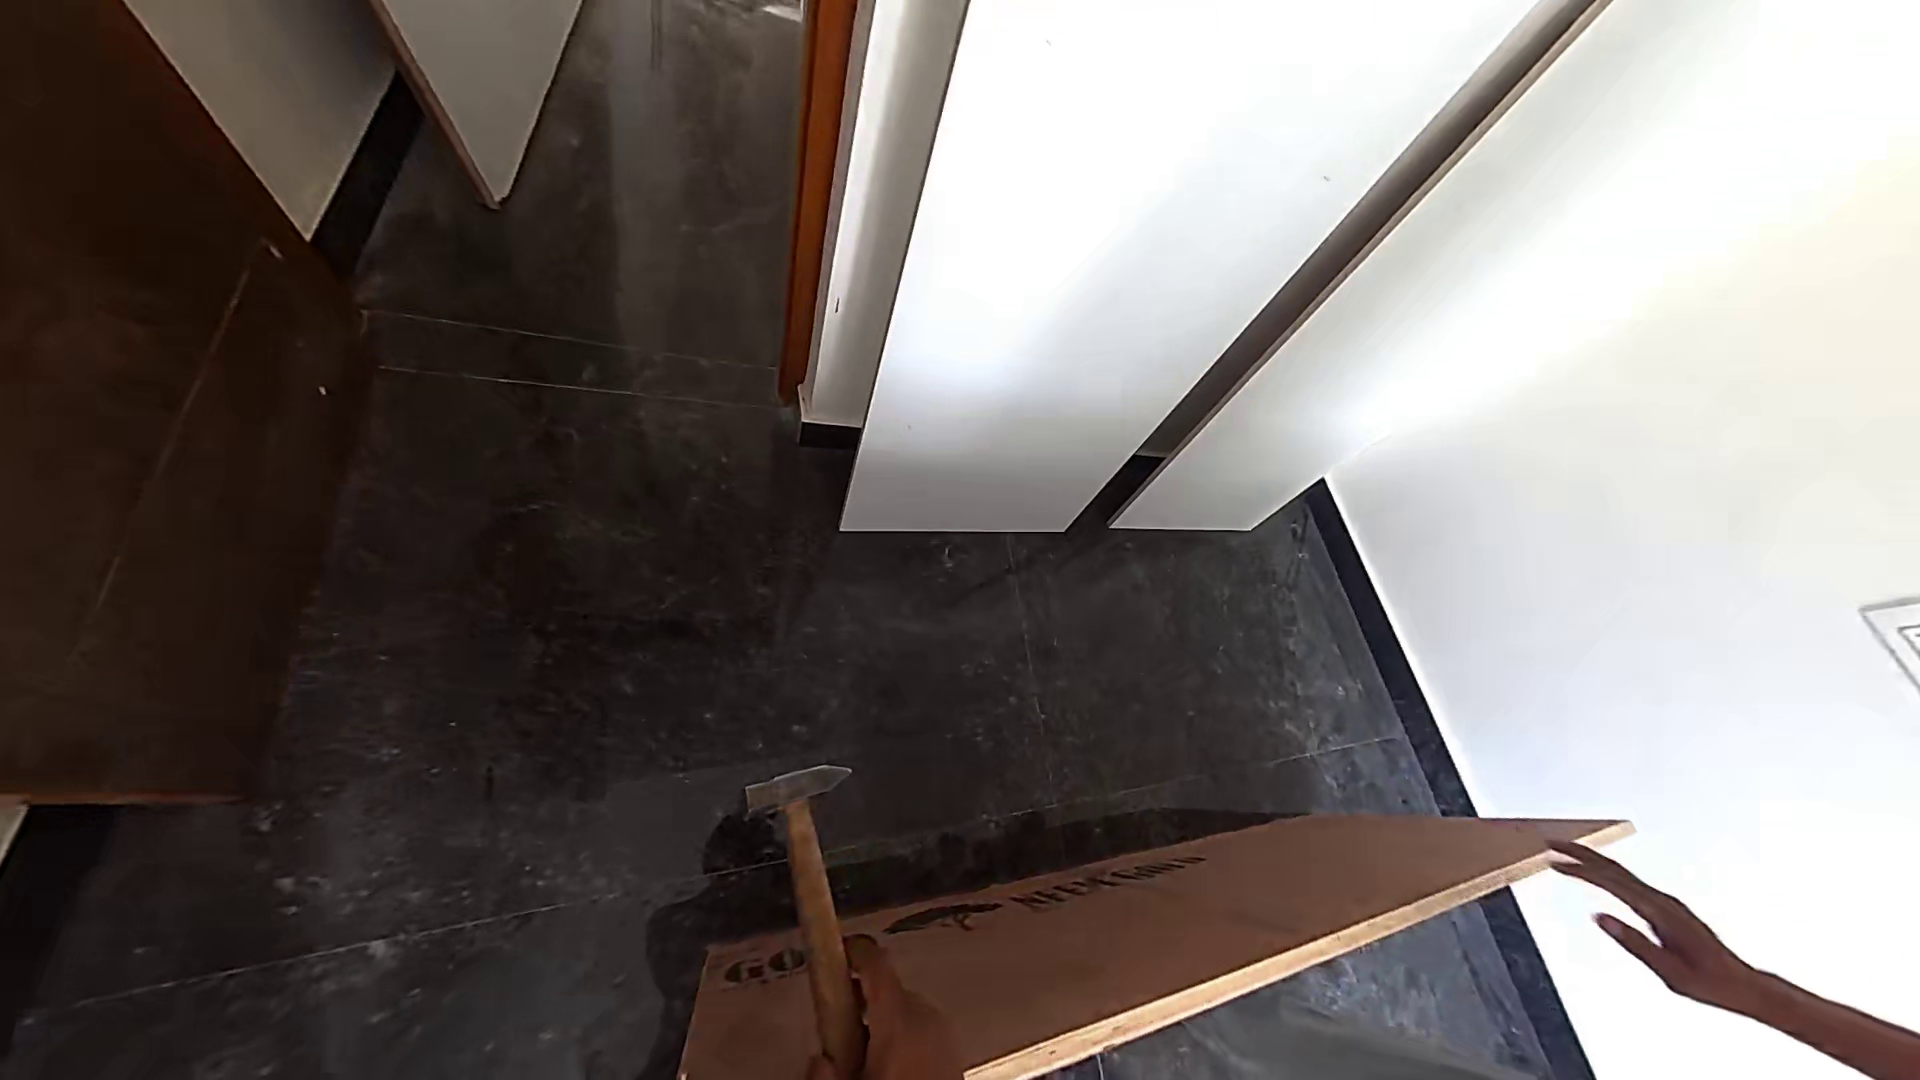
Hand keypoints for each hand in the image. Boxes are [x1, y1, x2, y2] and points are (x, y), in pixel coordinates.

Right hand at [808, 935, 962, 1079]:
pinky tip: (889, 1072)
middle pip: (886, 991)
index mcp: (899, 1015)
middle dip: (859, 1005)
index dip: (854, 951)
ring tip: (861, 1063)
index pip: (876, 961)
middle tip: (836, 1036)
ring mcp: (943, 1031)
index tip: (835, 951)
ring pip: (903, 1013)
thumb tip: (818, 1058)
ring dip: (880, 1027)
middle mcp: (925, 1013)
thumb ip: (824, 1075)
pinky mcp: (953, 1052)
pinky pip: (919, 1032)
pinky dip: (901, 1041)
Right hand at [1548, 840, 1759, 1013]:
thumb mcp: (1671, 973)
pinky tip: (1595, 871)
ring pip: (1621, 871)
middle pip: (1614, 868)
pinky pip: (1628, 880)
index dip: (1579, 869)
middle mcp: (1662, 900)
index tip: (1552, 862)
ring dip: (1590, 858)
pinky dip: (1604, 870)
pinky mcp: (1665, 906)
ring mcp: (1665, 901)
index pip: (1611, 882)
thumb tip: (1597, 915)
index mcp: (1660, 912)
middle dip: (1580, 852)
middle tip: (1549, 842)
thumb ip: (1634, 943)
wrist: (1749, 989)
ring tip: (1563, 852)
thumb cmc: (1711, 984)